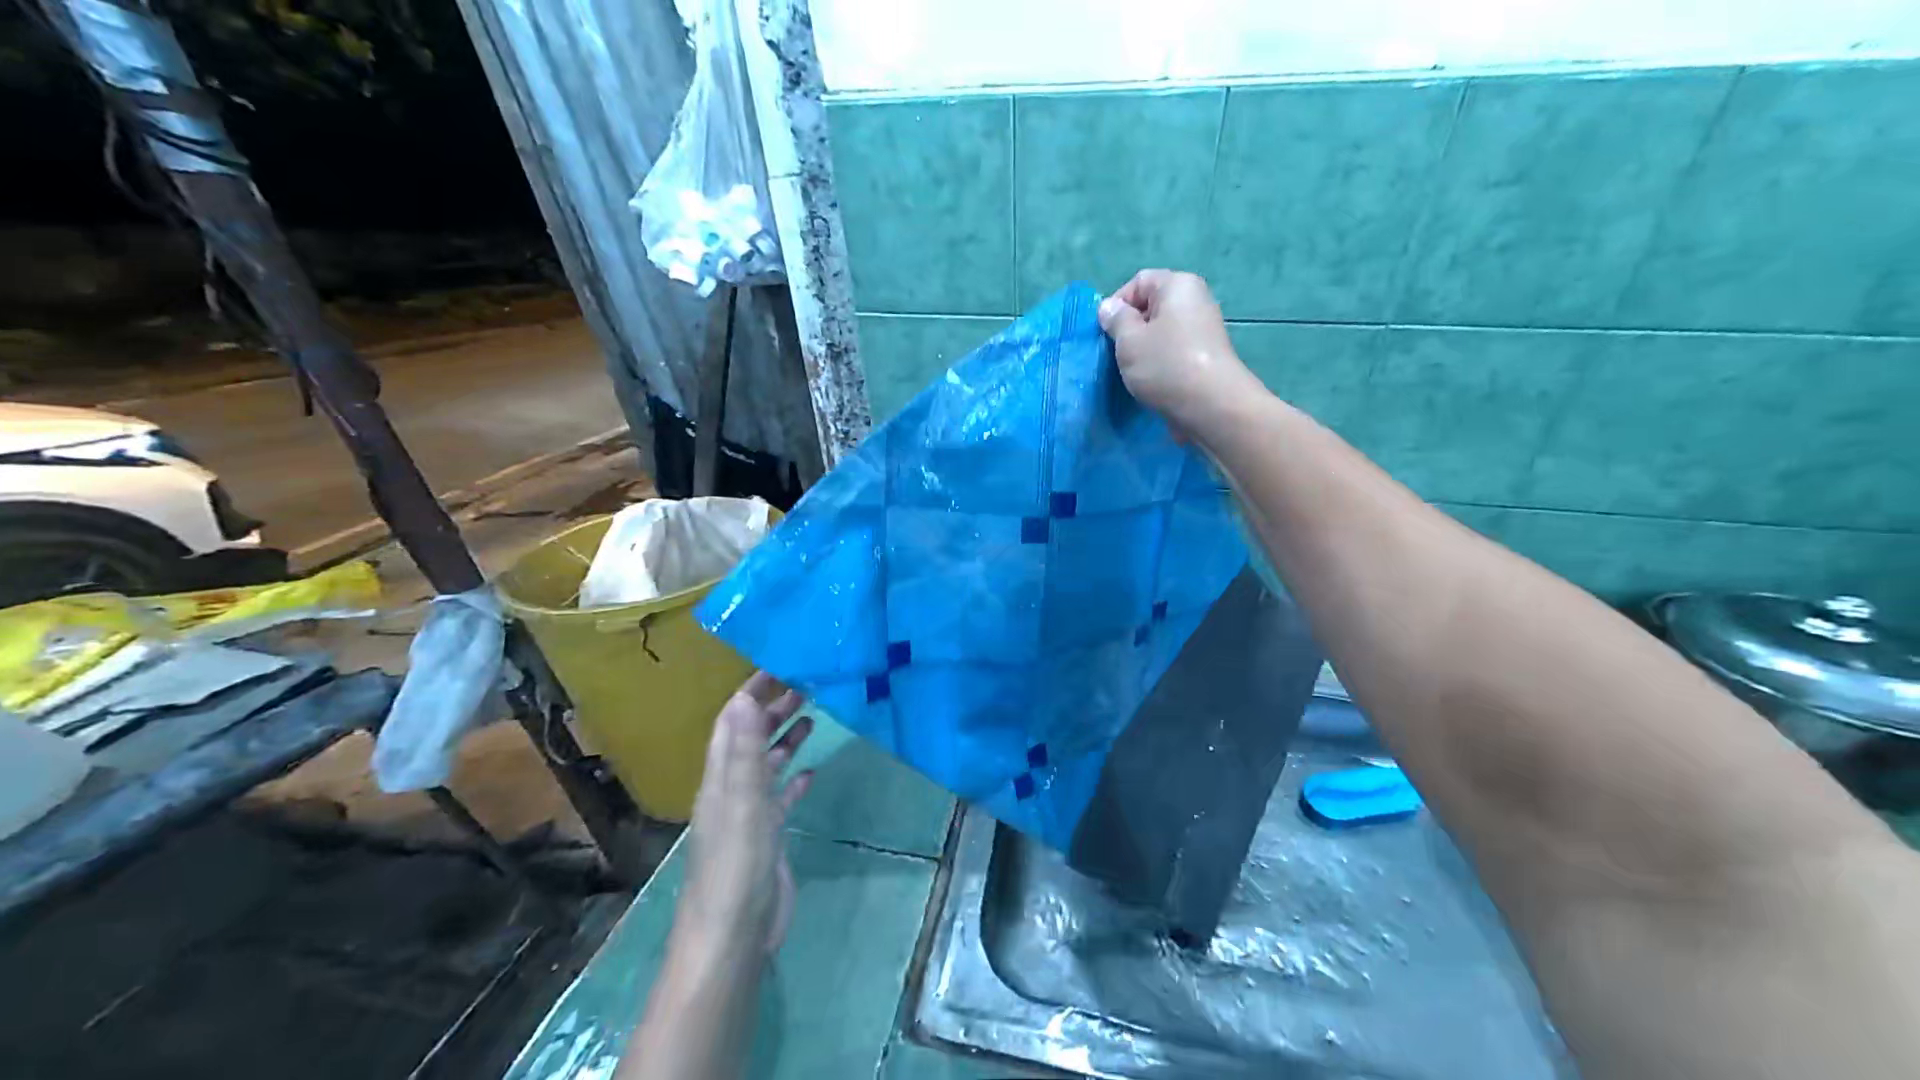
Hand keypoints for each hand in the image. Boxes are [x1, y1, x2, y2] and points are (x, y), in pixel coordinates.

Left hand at [678, 671, 813, 956]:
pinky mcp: (767, 836)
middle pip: (751, 736)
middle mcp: (732, 788)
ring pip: (767, 763)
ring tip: (812, 713)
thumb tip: (746, 696)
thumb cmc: (737, 862)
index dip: (753, 691)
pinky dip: (794, 777)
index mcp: (721, 775)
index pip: (734, 720)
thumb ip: (745, 749)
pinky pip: (781, 796)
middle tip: (805, 681)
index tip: (780, 664)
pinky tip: (812, 771)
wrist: (734, 934)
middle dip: (773, 707)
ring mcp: (749, 813)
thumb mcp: (742, 800)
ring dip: (785, 736)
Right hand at [1098, 269, 1259, 433]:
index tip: (1105, 333)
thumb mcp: (1128, 340)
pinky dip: (1159, 361)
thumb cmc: (1165, 365)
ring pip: (1161, 330)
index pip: (1138, 282)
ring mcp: (1203, 328)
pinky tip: (1152, 380)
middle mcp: (1195, 299)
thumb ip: (1115, 320)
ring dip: (1143, 347)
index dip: (1117, 304)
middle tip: (1116, 353)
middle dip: (1130, 327)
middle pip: (1151, 306)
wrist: (1211, 406)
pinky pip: (1174, 349)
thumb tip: (1109, 307)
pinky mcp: (1206, 354)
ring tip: (1133, 370)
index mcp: (1178, 285)